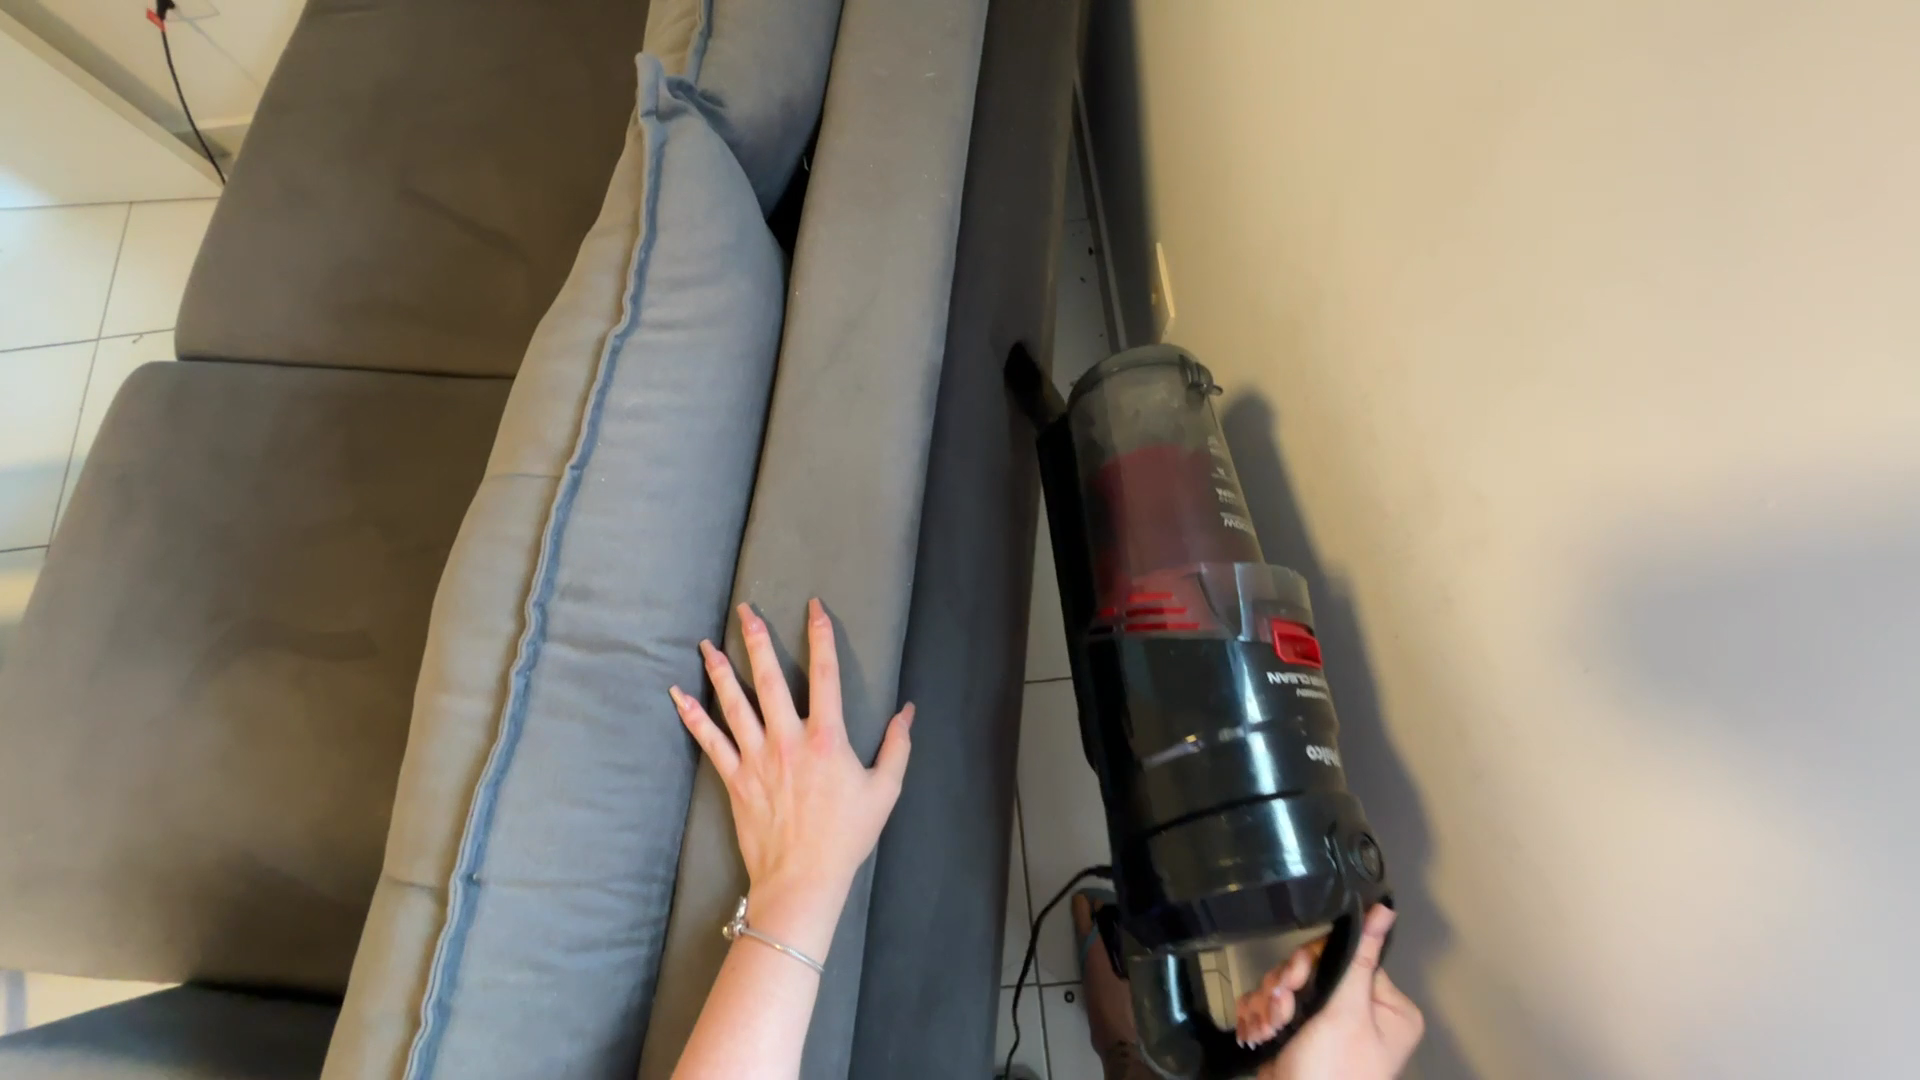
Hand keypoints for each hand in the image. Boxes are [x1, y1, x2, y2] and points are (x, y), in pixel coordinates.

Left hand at [669, 599, 913, 963]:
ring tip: (708, 642)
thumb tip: (908, 711)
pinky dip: (693, 716)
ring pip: (735, 703)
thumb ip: (897, 746)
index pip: (826, 673)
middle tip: (745, 610)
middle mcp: (788, 739)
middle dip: (757, 640)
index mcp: (827, 738)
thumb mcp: (885, 790)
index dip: (820, 635)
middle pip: (770, 678)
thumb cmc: (847, 836)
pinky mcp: (735, 778)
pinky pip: (710, 741)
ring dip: (721, 669)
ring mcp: (756, 757)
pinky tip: (679, 694)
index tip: (813, 608)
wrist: (802, 880)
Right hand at [1237, 905, 1422, 1079]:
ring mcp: (1328, 1021)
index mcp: (1387, 1006)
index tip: (1293, 984)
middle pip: (1310, 966)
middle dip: (1284, 988)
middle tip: (1278, 1012)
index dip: (1311, 963)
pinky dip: (1261, 1014)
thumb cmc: (1333, 1070)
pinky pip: (1274, 1002)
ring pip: (1287, 983)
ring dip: (1269, 1004)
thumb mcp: (1346, 1012)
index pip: (1344, 954)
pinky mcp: (1299, 1030)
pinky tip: (1257, 1032)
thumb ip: (1359, 958)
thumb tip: (1385, 909)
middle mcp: (1362, 1010)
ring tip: (1265, 1030)